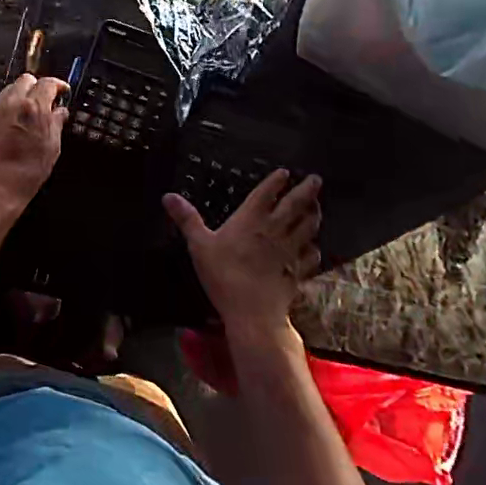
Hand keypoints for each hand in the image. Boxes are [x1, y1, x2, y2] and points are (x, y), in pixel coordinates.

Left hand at [0, 73, 68, 216]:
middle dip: (38, 85)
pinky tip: (18, 118)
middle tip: (47, 99)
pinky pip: (1, 102)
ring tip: (32, 109)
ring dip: (24, 93)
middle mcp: (14, 104)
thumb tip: (60, 113)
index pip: (48, 83)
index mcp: (34, 108)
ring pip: (12, 88)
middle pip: (27, 79)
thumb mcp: (52, 147)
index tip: (62, 90)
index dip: (58, 85)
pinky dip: (11, 103)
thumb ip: (57, 124)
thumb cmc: (26, 172)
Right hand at [164, 170, 322, 339]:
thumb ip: (187, 219)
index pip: (266, 193)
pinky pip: (311, 255)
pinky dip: (314, 248)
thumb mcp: (199, 245)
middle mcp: (275, 230)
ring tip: (317, 206)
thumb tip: (168, 196)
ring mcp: (290, 250)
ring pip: (309, 226)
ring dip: (314, 214)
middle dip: (307, 190)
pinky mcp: (297, 270)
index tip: (284, 172)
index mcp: (251, 220)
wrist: (253, 312)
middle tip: (316, 179)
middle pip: (296, 204)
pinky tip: (313, 247)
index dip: (276, 181)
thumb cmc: (224, 276)